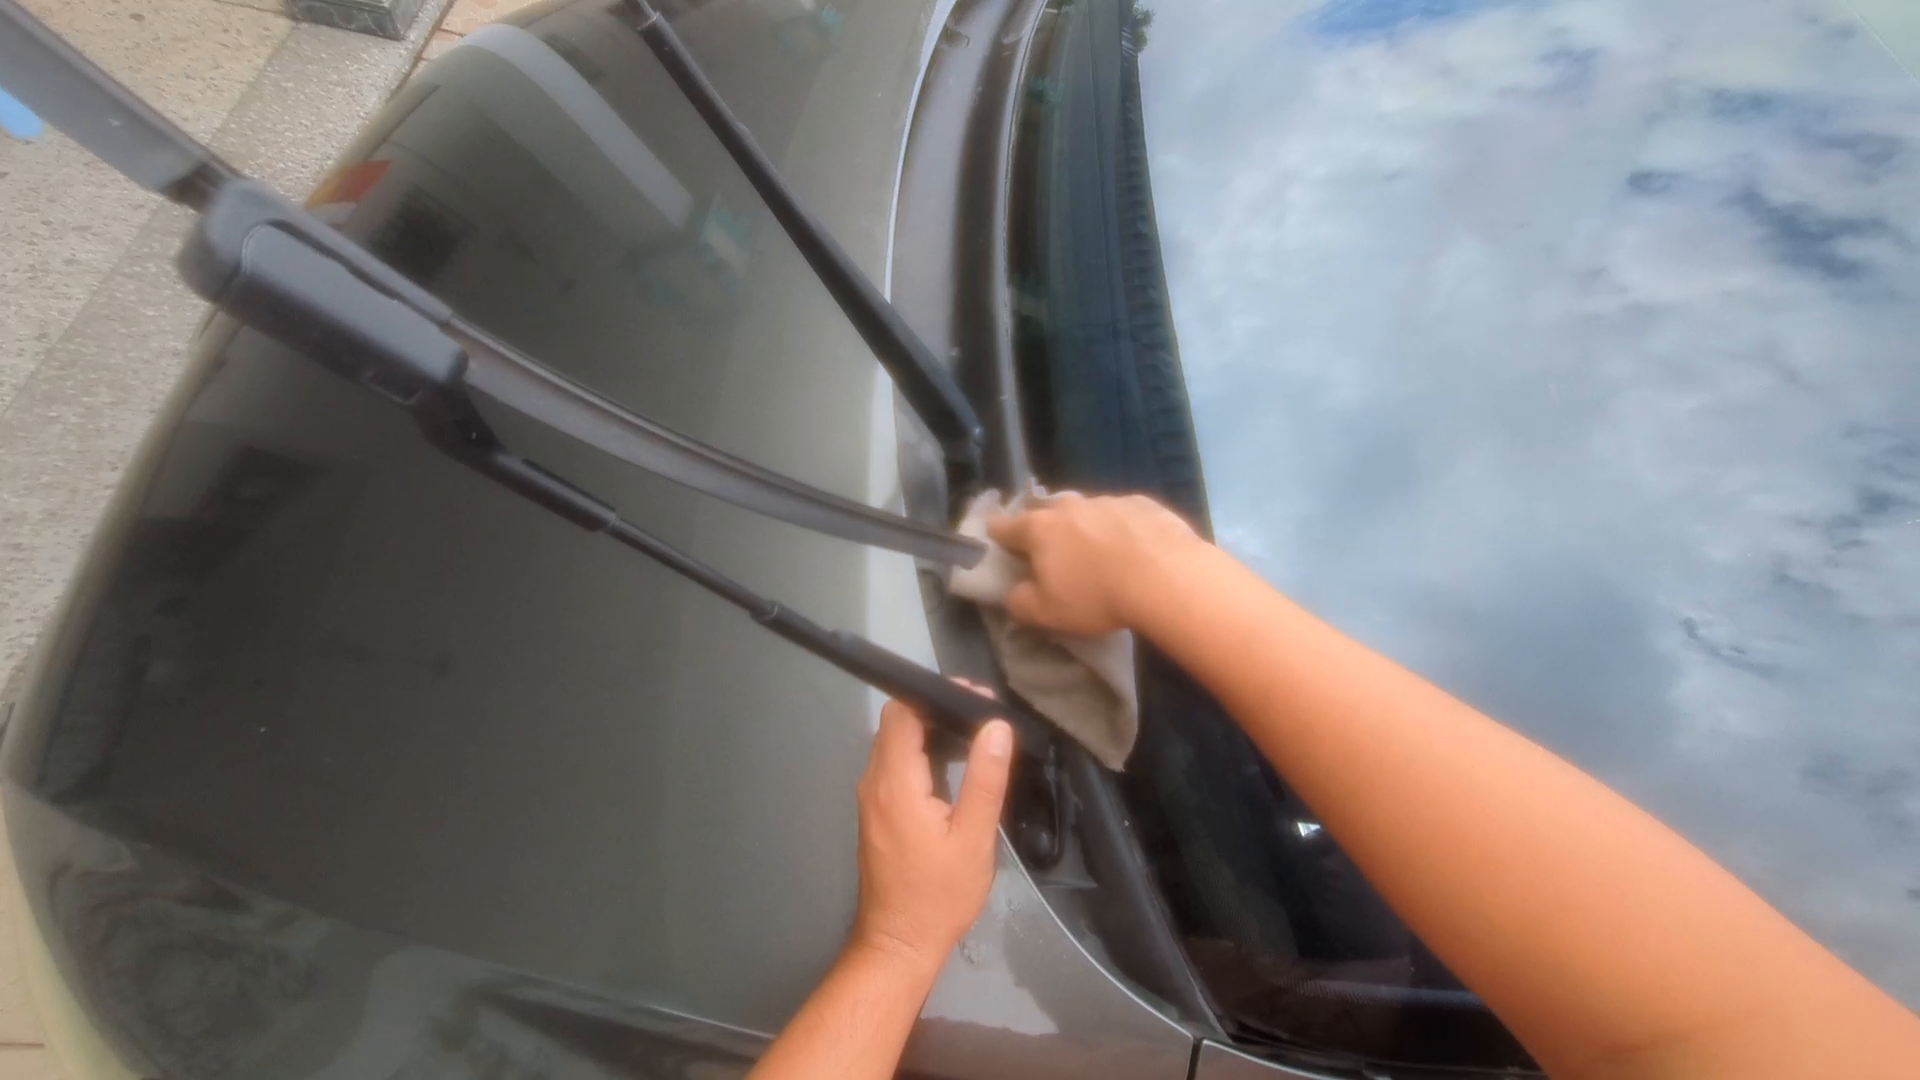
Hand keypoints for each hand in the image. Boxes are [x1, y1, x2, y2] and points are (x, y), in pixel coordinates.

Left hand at [850, 699, 1013, 968]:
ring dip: (930, 730)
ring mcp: (872, 797)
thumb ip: (985, 778)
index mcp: (895, 782)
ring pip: (895, 742)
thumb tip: (997, 727)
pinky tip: (955, 763)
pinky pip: (896, 764)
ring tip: (975, 734)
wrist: (900, 945)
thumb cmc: (938, 895)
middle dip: (936, 708)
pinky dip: (922, 752)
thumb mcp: (973, 838)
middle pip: (897, 723)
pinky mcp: (877, 811)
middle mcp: (875, 782)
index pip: (903, 712)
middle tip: (981, 714)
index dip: (936, 695)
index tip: (975, 699)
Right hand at [986, 493, 1206, 636]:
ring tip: (1097, 552)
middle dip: (1044, 529)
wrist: (1166, 576)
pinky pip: (1122, 514)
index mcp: (1039, 530)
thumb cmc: (1096, 596)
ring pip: (1086, 511)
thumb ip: (1020, 603)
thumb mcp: (1046, 614)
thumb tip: (1014, 594)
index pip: (1004, 526)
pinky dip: (1121, 528)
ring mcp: (1108, 500)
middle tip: (1052, 552)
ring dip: (1085, 527)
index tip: (996, 539)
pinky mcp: (1143, 503)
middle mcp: (1069, 506)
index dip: (997, 534)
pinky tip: (1134, 549)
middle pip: (1046, 513)